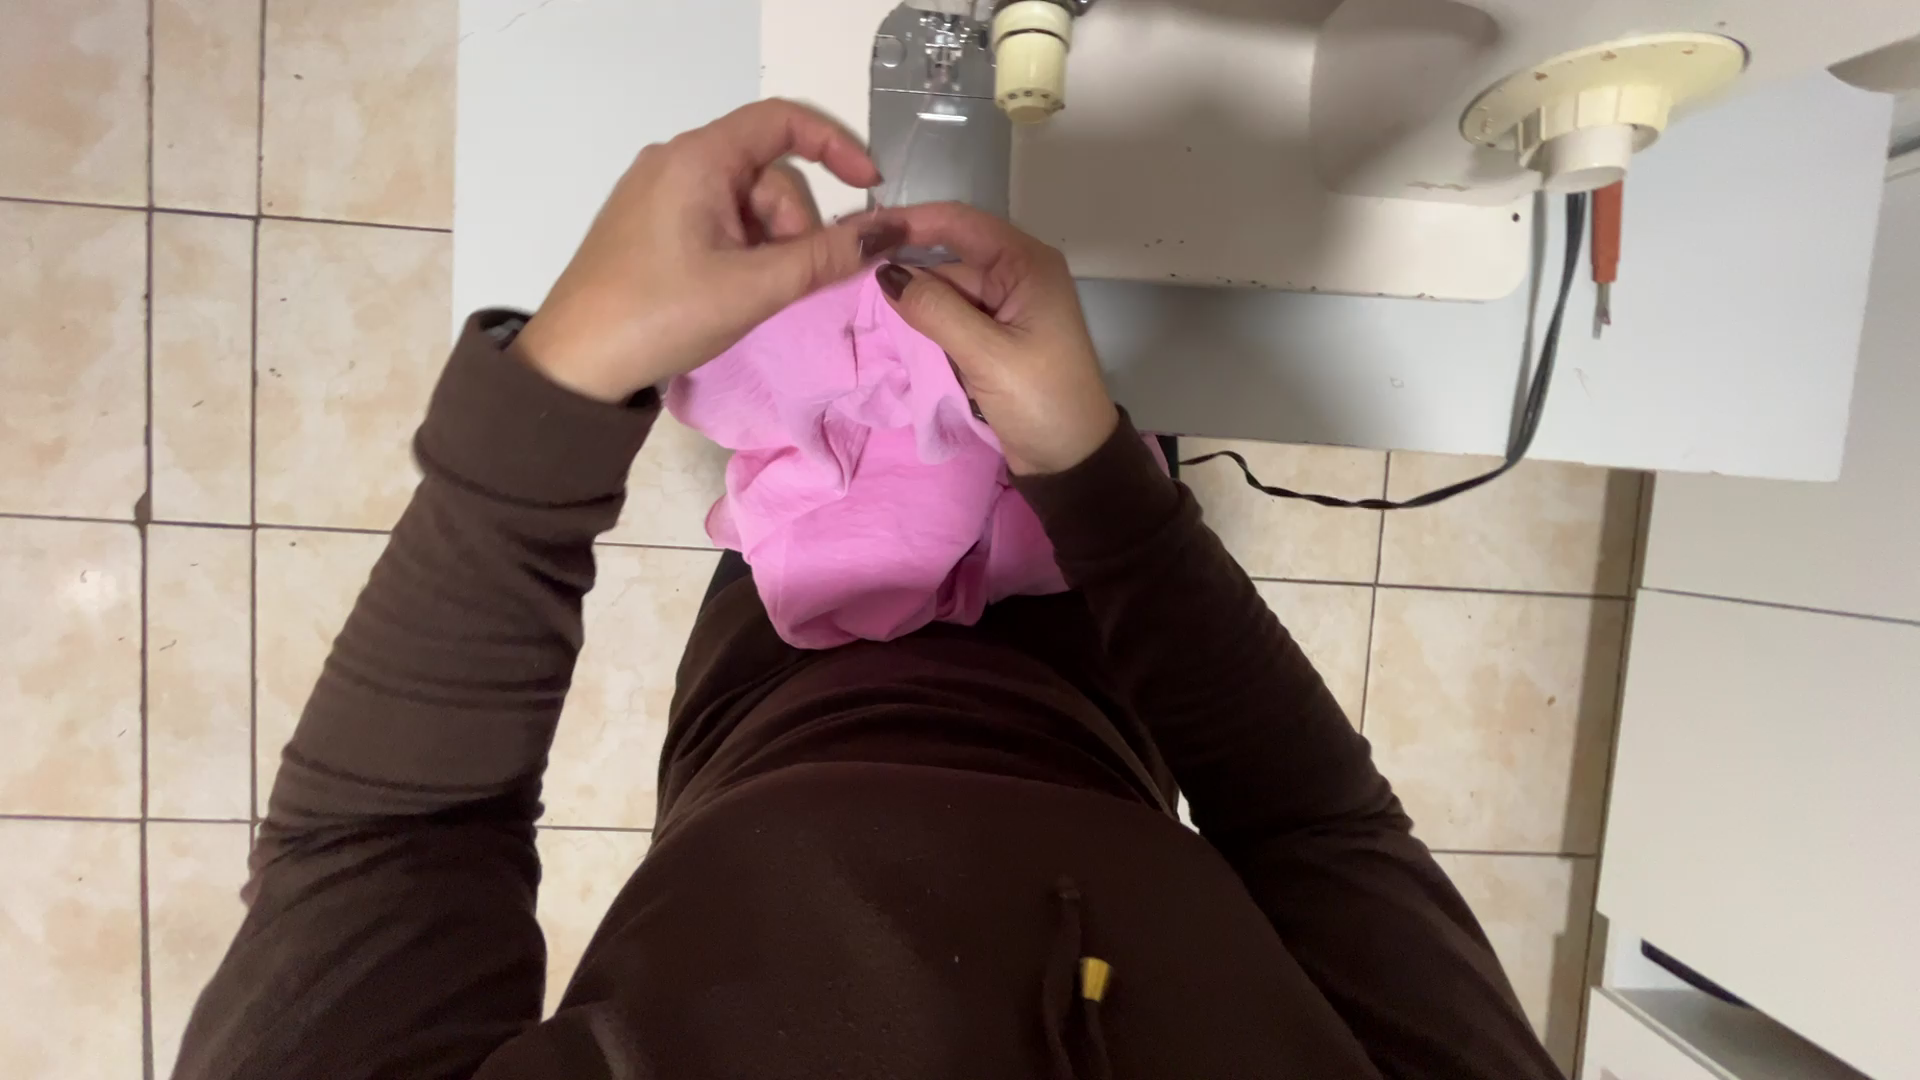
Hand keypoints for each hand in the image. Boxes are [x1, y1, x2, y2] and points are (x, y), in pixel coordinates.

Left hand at [515, 99, 906, 402]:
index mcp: (698, 159)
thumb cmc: (664, 314)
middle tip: (790, 283)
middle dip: (794, 227)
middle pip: (768, 177)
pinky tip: (733, 292)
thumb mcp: (755, 287)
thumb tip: (889, 232)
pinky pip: (720, 224)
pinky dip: (744, 253)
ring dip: (770, 248)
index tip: (870, 190)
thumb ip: (825, 257)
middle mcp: (678, 162)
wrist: (578, 361)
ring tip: (755, 296)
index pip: (782, 122)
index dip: (835, 147)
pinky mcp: (653, 226)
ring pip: (746, 207)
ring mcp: (661, 194)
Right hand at [869, 203, 1117, 475]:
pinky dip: (929, 324)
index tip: (864, 233)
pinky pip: (953, 319)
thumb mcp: (987, 355)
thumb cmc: (1042, 401)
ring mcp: (1006, 309)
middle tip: (852, 280)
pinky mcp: (996, 338)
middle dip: (907, 269)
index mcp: (1026, 264)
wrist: (1071, 458)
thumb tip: (886, 274)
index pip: (960, 223)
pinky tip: (898, 328)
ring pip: (947, 292)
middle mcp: (1016, 276)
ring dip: (915, 301)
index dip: (911, 222)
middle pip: (949, 259)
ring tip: (866, 305)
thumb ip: (936, 311)